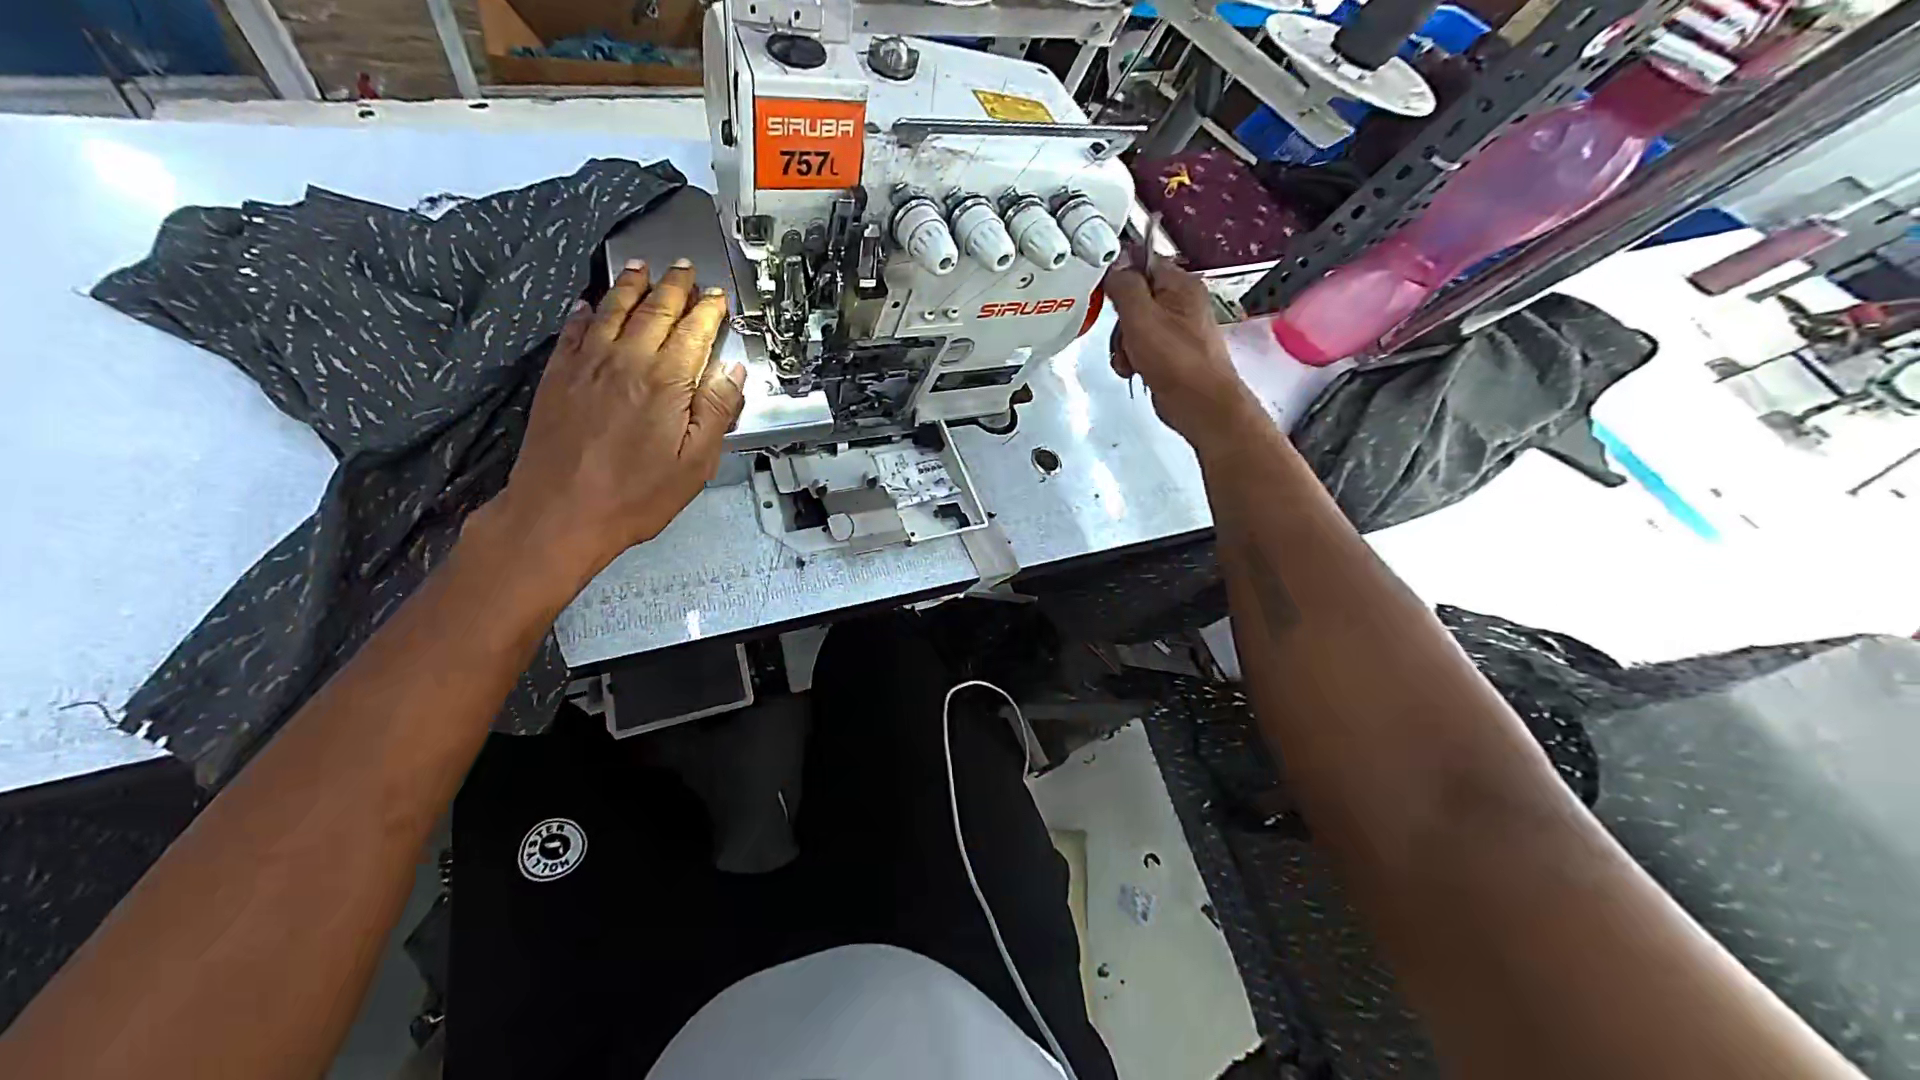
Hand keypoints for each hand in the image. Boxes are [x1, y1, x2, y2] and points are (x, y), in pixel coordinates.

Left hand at [481, 257, 746, 591]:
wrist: (560, 512)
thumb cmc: (633, 495)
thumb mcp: (695, 463)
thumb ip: (716, 412)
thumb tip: (732, 373)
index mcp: (666, 383)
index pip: (693, 332)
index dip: (708, 311)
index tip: (717, 298)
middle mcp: (626, 363)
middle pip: (654, 311)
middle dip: (674, 287)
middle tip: (685, 270)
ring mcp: (587, 366)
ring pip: (612, 311)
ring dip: (631, 287)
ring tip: (642, 269)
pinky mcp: (558, 378)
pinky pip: (573, 331)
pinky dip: (584, 312)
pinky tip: (588, 304)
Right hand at [1104, 256, 1263, 458]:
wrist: (1201, 404)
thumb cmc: (1179, 363)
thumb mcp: (1141, 317)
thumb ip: (1125, 287)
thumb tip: (1115, 267)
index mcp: (1180, 285)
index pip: (1143, 263)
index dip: (1120, 278)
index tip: (1106, 295)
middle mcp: (1182, 304)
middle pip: (1135, 299)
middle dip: (1120, 322)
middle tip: (1123, 337)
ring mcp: (1177, 330)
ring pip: (1134, 326)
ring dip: (1123, 345)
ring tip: (1131, 359)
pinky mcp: (1171, 353)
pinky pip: (1141, 347)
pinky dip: (1132, 359)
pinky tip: (1135, 370)